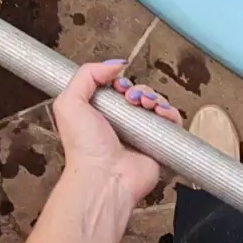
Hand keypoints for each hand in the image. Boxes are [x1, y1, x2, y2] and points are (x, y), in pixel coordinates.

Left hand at [51, 61, 179, 231]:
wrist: (104, 177)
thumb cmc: (84, 147)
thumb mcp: (70, 103)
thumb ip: (86, 75)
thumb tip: (115, 65)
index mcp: (101, 114)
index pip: (118, 88)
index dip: (120, 81)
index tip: (118, 85)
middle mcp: (123, 123)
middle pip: (140, 94)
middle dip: (139, 89)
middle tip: (132, 97)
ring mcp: (142, 133)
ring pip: (157, 104)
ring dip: (155, 97)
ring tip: (146, 105)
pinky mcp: (159, 143)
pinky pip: (172, 122)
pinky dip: (170, 112)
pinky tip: (161, 112)